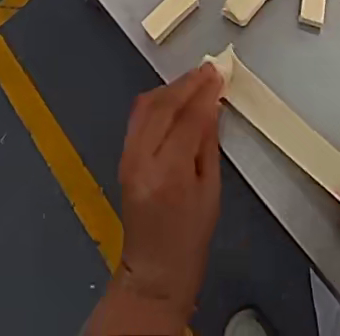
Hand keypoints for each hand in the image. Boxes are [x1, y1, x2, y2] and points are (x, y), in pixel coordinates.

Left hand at [84, 63, 223, 334]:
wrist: (153, 270)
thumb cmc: (191, 239)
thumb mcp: (210, 191)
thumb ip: (207, 143)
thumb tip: (211, 105)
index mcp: (168, 174)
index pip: (186, 120)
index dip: (203, 93)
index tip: (218, 74)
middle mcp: (141, 158)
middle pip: (162, 106)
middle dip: (187, 84)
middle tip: (208, 70)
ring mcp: (127, 155)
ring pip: (146, 106)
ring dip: (170, 88)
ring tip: (194, 79)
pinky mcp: (122, 154)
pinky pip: (138, 117)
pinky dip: (157, 101)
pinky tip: (174, 96)